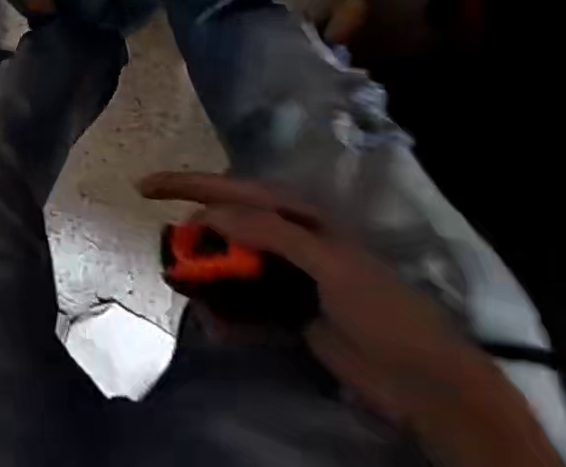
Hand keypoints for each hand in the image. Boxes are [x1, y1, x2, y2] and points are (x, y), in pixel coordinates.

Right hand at [140, 173, 560, 466]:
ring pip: (226, 268)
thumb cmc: (379, 307)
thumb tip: (209, 214)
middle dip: (194, 245)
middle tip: (172, 265)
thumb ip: (269, 231)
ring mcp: (282, 274)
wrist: (422, 381)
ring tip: (197, 306)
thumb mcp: (326, 260)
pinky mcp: (283, 309)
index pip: (229, 189)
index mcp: (294, 213)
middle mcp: (283, 236)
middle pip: (222, 229)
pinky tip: (221, 331)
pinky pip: (240, 304)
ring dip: (207, 285)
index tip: (143, 188)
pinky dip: (225, 316)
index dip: (184, 185)